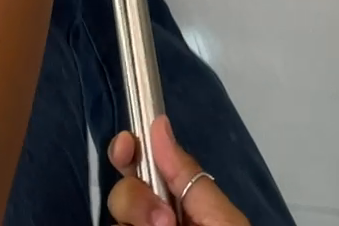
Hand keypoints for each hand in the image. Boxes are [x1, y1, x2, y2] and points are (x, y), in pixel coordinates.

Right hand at [107, 117, 249, 225]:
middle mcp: (158, 214)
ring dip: (134, 217)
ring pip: (115, 213)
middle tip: (163, 221)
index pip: (146, 161)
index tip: (127, 145)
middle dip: (134, 195)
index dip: (130, 146)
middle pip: (123, 186)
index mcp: (183, 198)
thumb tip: (159, 122)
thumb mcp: (222, 218)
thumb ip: (190, 176)